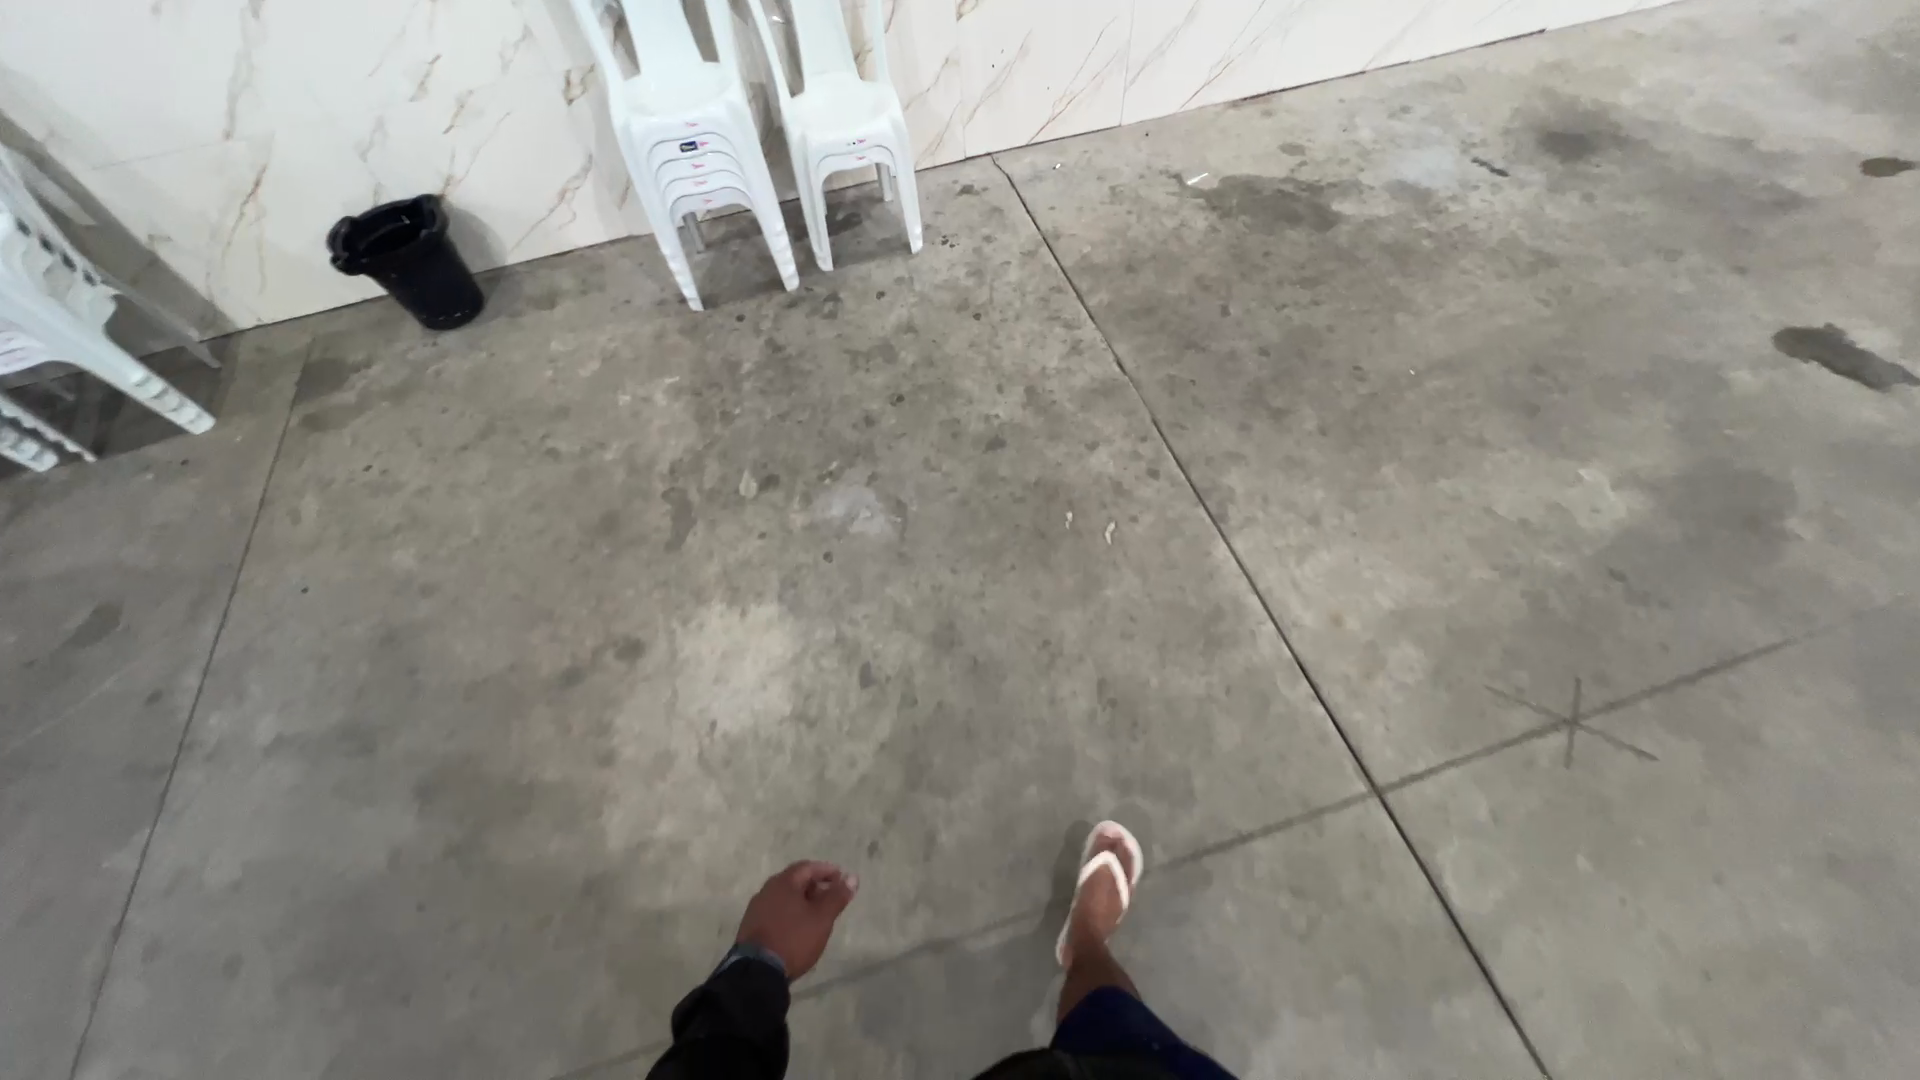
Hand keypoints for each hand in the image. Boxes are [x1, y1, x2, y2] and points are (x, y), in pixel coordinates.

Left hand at [735, 861, 858, 980]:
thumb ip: (837, 896)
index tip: (841, 880)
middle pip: (795, 881)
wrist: (756, 973)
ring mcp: (756, 909)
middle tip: (831, 898)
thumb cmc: (793, 939)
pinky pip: (775, 911)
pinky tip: (797, 928)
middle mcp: (767, 890)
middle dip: (815, 886)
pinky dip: (790, 913)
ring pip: (784, 897)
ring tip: (816, 915)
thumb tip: (852, 877)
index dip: (827, 871)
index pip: (808, 867)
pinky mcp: (750, 927)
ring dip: (802, 901)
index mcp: (784, 882)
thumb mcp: (822, 918)